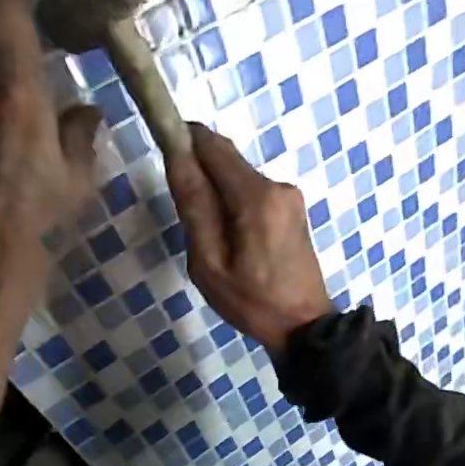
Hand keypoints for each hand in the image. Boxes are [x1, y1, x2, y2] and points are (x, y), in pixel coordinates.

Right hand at [165, 124, 334, 357]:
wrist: (303, 326)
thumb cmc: (251, 301)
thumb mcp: (209, 262)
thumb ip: (194, 206)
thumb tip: (177, 155)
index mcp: (256, 196)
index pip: (212, 146)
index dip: (183, 138)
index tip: (161, 146)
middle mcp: (277, 185)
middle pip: (226, 159)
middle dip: (198, 170)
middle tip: (181, 208)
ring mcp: (289, 195)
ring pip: (238, 177)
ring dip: (215, 191)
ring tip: (205, 234)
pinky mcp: (293, 208)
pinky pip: (252, 191)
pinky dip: (233, 202)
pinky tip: (229, 237)